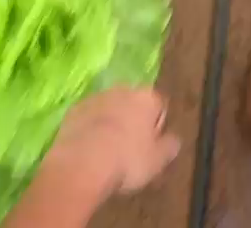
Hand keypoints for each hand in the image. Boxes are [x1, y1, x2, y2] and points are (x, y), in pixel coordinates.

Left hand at [42, 88, 182, 200]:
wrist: (83, 161)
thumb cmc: (127, 160)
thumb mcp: (158, 160)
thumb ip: (170, 146)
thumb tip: (174, 139)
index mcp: (147, 98)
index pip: (159, 105)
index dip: (157, 126)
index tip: (151, 146)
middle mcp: (123, 89)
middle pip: (133, 103)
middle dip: (133, 120)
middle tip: (130, 149)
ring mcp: (97, 97)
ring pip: (110, 108)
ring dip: (111, 123)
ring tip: (108, 152)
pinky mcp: (76, 108)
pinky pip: (89, 117)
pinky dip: (91, 128)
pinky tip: (90, 149)